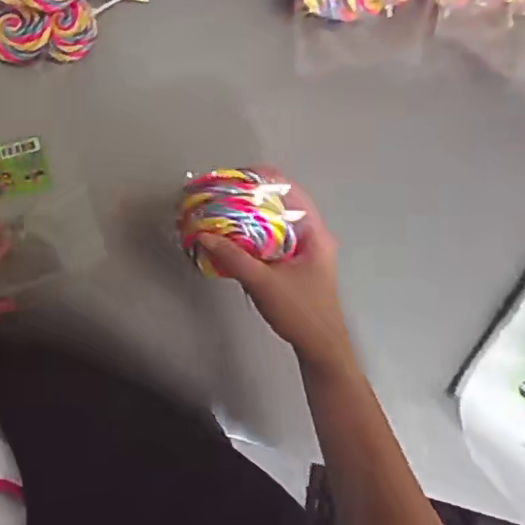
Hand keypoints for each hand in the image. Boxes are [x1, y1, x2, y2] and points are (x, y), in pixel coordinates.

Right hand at [194, 172, 354, 371]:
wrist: (320, 347)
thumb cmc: (301, 313)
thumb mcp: (262, 282)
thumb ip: (232, 257)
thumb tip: (204, 236)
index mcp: (314, 234)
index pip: (290, 191)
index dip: (263, 179)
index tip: (234, 177)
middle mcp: (311, 237)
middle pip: (280, 205)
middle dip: (249, 198)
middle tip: (220, 197)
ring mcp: (304, 252)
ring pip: (273, 224)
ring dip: (247, 219)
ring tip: (219, 215)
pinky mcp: (293, 265)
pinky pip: (269, 241)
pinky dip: (249, 237)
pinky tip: (229, 242)